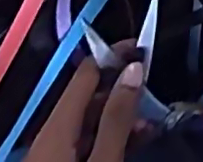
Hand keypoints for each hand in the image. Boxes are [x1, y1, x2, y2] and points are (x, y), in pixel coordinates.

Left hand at [22, 58, 143, 161]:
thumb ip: (117, 117)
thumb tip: (133, 68)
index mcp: (55, 128)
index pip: (87, 71)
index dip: (116, 54)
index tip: (144, 51)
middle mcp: (48, 136)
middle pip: (88, 96)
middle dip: (122, 90)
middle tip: (153, 94)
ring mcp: (49, 157)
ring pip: (88, 121)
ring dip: (119, 116)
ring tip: (149, 124)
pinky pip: (84, 143)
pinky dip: (107, 137)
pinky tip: (129, 144)